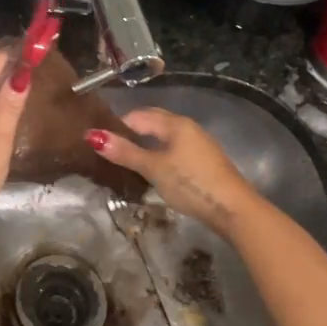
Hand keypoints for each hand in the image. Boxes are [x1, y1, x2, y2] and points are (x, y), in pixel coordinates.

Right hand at [87, 109, 262, 237]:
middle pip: (152, 122)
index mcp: (174, 123)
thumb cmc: (191, 184)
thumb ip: (125, 152)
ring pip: (164, 137)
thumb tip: (92, 135)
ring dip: (145, 145)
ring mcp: (198, 144)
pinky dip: (159, 154)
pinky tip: (153, 171)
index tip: (99, 143)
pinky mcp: (204, 161)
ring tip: (127, 161)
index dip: (117, 126)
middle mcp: (187, 127)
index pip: (137, 116)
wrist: (234, 210)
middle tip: (110, 150)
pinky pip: (174, 149)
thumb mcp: (154, 169)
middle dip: (131, 132)